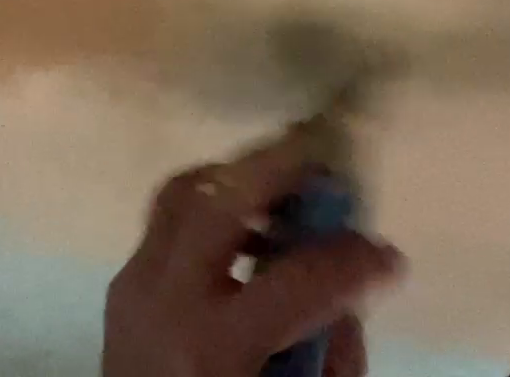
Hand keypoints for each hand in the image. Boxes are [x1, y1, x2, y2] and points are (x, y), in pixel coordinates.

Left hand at [103, 133, 402, 376]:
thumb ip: (330, 353)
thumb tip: (347, 284)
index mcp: (213, 345)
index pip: (294, 283)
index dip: (350, 262)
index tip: (388, 252)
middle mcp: (164, 298)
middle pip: (216, 203)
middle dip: (274, 168)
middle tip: (323, 155)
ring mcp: (132, 279)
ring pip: (181, 193)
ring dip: (235, 179)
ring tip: (285, 189)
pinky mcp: (121, 276)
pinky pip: (167, 219)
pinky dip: (209, 206)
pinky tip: (245, 227)